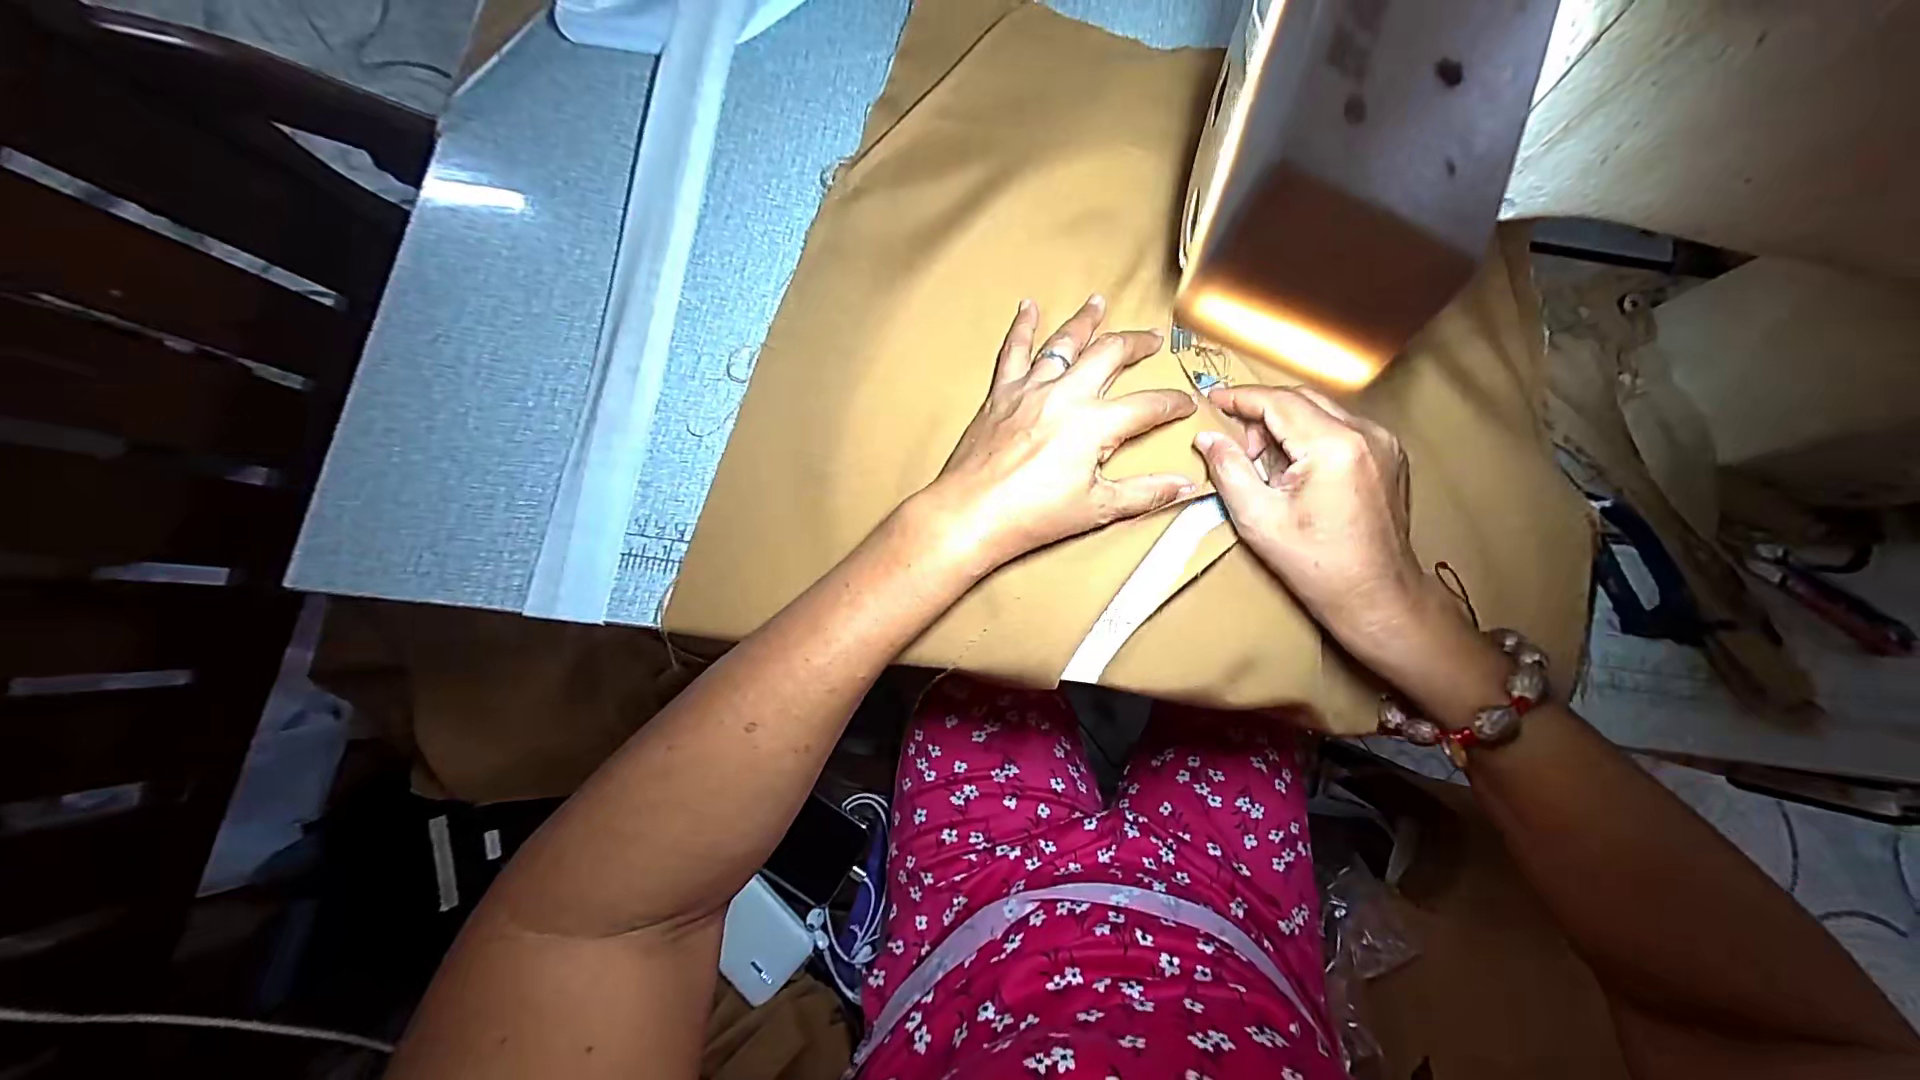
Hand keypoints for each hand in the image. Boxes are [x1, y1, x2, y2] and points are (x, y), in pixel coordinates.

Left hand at [918, 295, 1197, 575]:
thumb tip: (1182, 486)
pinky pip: (1013, 351)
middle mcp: (1064, 395)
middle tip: (1151, 339)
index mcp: (1094, 423)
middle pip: (1110, 354)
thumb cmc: (1029, 515)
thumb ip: (1144, 493)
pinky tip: (1027, 309)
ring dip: (1085, 321)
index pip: (1148, 406)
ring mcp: (1030, 390)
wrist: (971, 513)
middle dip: (1136, 343)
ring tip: (1098, 303)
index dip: (1173, 403)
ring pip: (1063, 343)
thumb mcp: (1096, 508)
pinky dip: (1021, 328)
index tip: (1185, 403)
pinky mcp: (1001, 394)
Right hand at [1195, 384, 1511, 724]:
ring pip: (1319, 411)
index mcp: (1335, 447)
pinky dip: (1307, 437)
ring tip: (1261, 465)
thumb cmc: (1318, 566)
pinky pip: (1338, 428)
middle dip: (1260, 414)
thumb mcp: (1258, 519)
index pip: (1278, 401)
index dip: (1239, 398)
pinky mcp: (1389, 455)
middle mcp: (1367, 434)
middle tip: (1233, 444)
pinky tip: (1292, 471)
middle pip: (1300, 400)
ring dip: (1283, 426)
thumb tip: (1207, 438)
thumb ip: (1228, 470)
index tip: (1211, 400)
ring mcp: (1384, 443)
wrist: (1377, 596)